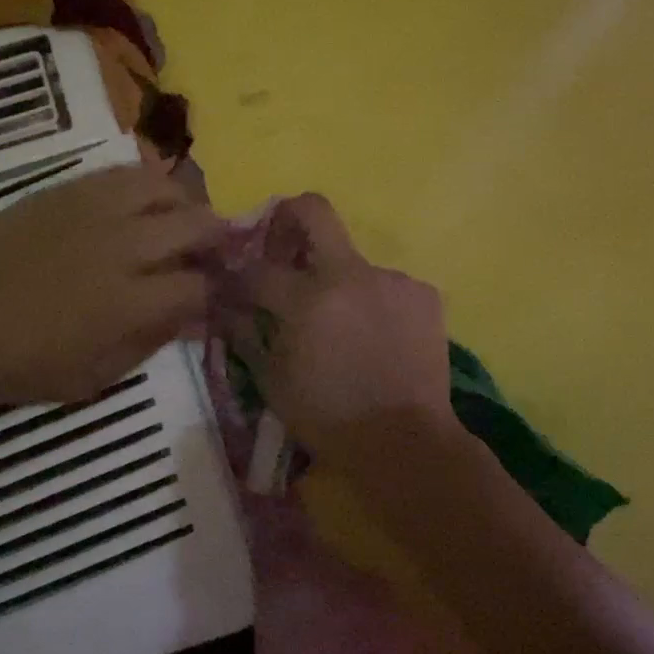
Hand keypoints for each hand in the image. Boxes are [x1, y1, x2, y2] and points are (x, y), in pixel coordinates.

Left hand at [0, 165, 221, 414]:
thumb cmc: (23, 364)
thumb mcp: (95, 376)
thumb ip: (151, 341)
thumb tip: (194, 316)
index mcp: (129, 303)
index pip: (200, 287)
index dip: (220, 294)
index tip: (223, 299)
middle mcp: (121, 247)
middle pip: (196, 225)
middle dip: (219, 240)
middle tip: (217, 253)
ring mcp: (93, 212)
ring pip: (163, 187)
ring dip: (185, 205)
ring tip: (181, 222)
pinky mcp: (66, 191)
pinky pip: (122, 174)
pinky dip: (145, 186)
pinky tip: (141, 204)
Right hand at [234, 194, 461, 471]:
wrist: (406, 443)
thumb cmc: (329, 418)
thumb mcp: (273, 382)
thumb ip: (248, 334)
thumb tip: (229, 308)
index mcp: (306, 298)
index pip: (258, 268)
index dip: (238, 276)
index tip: (234, 286)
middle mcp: (350, 274)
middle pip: (313, 210)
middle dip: (288, 216)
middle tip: (280, 244)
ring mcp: (391, 280)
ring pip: (352, 262)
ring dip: (337, 282)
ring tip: (341, 326)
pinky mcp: (423, 294)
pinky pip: (386, 286)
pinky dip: (373, 304)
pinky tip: (375, 337)